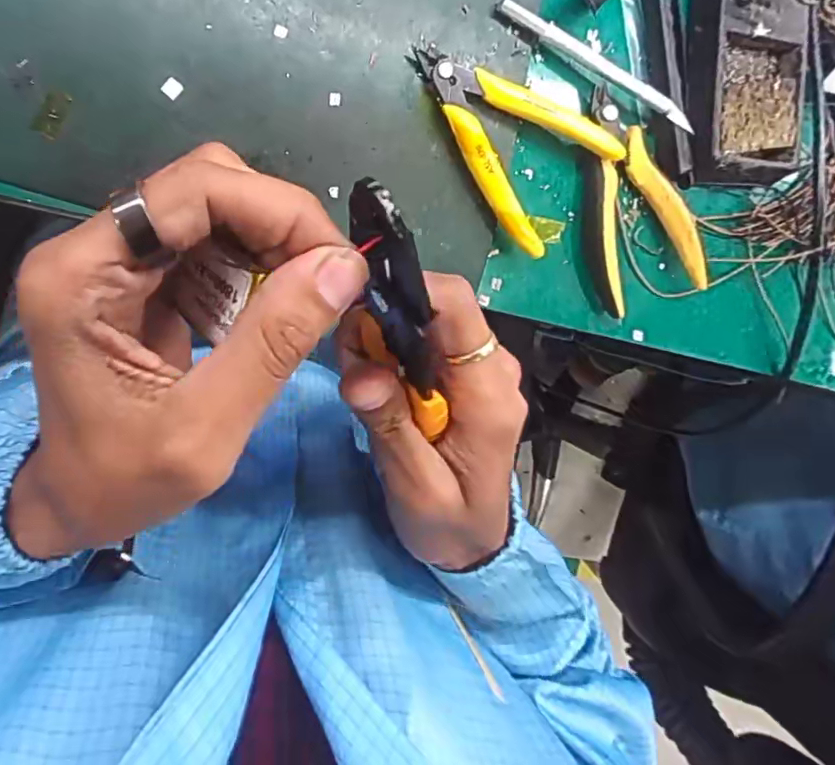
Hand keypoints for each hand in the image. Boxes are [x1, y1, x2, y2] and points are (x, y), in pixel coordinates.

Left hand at [6, 144, 371, 559]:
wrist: (69, 500)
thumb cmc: (119, 481)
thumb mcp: (204, 430)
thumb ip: (272, 342)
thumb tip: (342, 266)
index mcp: (80, 274)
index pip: (189, 189)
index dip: (274, 208)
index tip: (334, 260)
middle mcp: (86, 246)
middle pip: (199, 184)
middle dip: (275, 222)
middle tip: (325, 278)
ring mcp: (105, 254)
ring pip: (206, 203)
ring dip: (266, 240)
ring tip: (303, 293)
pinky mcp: (128, 270)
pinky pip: (199, 238)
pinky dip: (246, 259)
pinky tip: (269, 301)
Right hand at [338, 275, 525, 570]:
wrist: (473, 547)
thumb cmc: (450, 524)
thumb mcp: (416, 486)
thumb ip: (390, 426)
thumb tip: (361, 371)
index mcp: (488, 392)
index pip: (456, 305)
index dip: (406, 287)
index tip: (356, 306)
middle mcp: (488, 367)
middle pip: (430, 306)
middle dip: (379, 319)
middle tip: (346, 359)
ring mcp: (472, 368)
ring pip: (418, 319)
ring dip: (376, 336)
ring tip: (356, 378)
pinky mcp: (455, 373)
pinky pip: (416, 339)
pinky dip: (384, 349)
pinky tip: (369, 382)